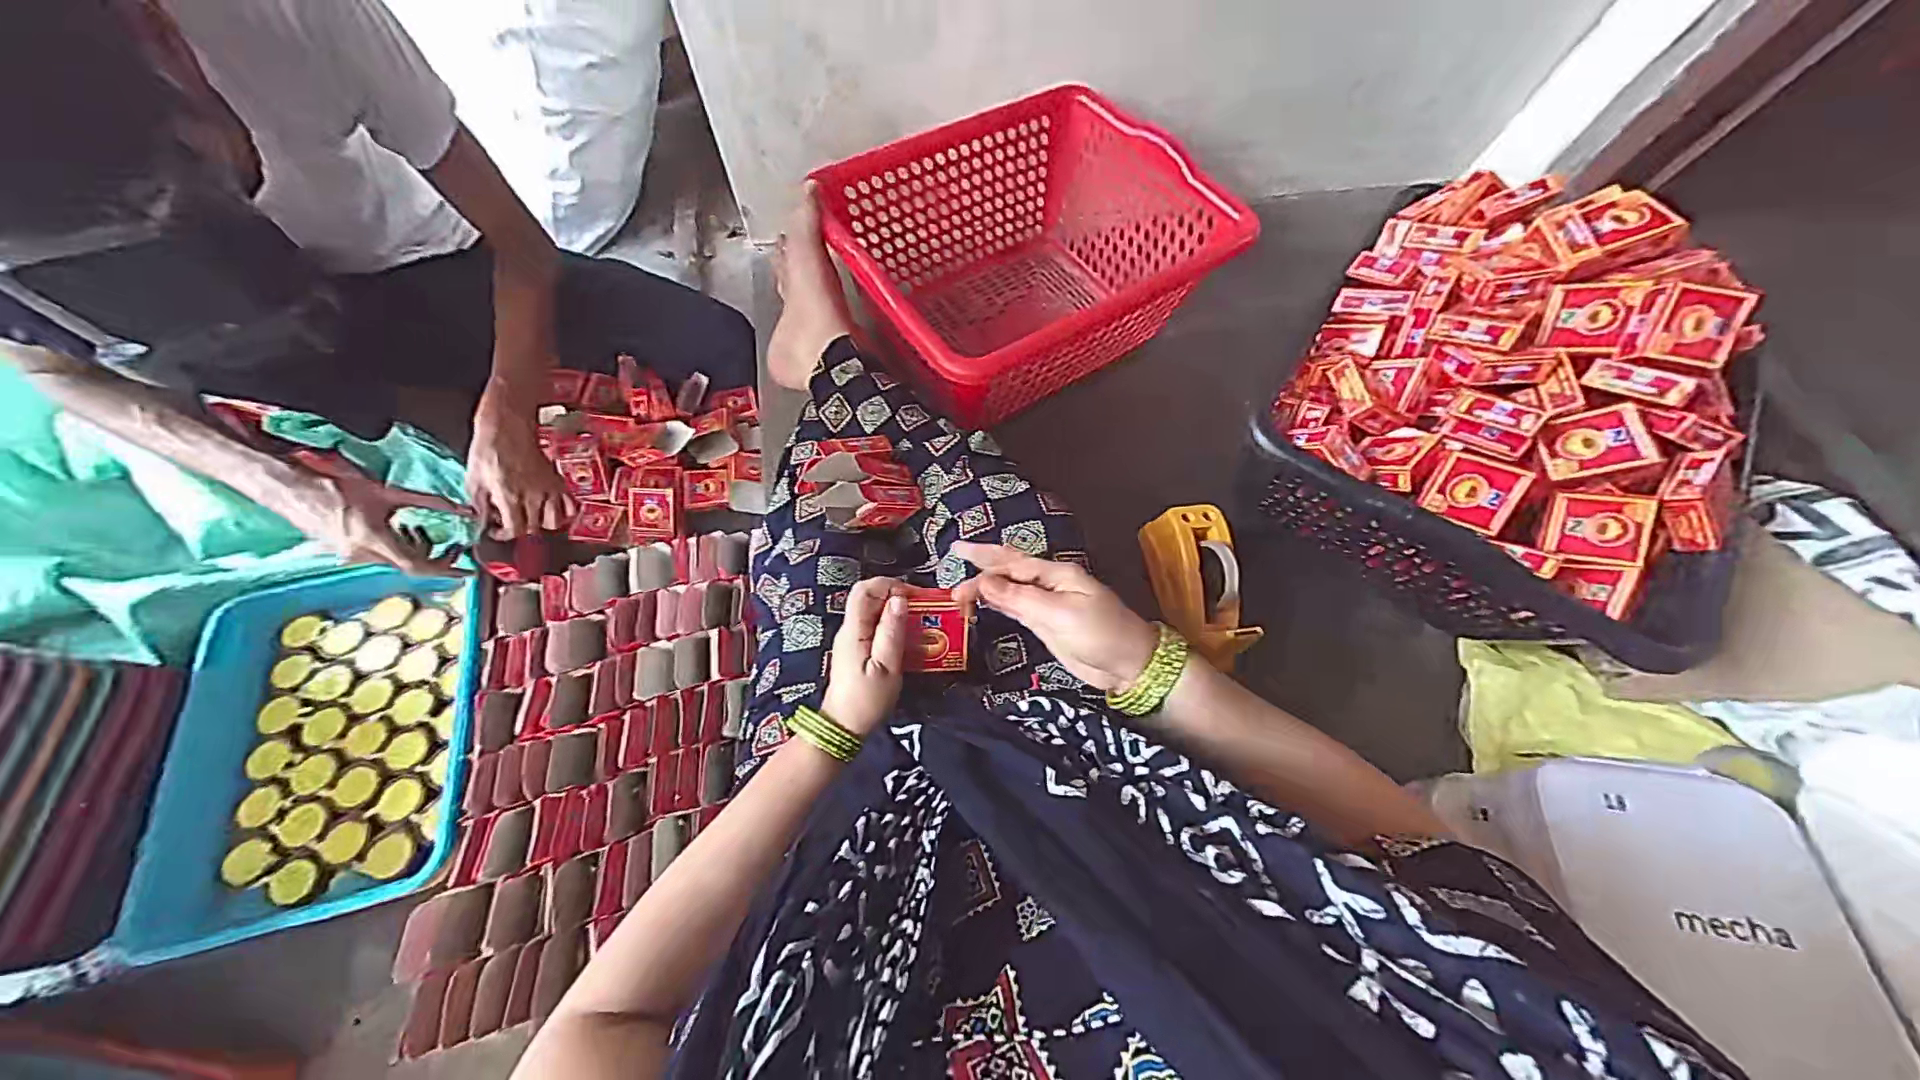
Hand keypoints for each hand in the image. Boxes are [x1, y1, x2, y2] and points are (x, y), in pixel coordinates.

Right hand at [279, 471, 469, 575]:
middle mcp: (360, 553)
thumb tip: (466, 510)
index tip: (467, 571)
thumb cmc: (333, 484)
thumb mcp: (389, 492)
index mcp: (372, 540)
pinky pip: (381, 557)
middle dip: (436, 558)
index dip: (446, 570)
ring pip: (396, 562)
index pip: (417, 567)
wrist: (285, 485)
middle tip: (453, 546)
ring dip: (416, 550)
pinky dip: (398, 547)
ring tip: (419, 529)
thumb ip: (432, 502)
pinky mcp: (344, 551)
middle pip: (410, 566)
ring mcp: (350, 555)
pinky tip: (400, 529)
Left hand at [468, 381, 573, 538]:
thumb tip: (482, 522)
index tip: (496, 531)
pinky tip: (550, 510)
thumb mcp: (473, 479)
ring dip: (542, 524)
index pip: (515, 530)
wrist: (507, 427)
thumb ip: (479, 504)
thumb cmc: (488, 449)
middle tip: (509, 520)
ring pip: (554, 522)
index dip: (504, 535)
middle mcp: (533, 495)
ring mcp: (549, 489)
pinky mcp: (558, 483)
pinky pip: (569, 507)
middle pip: (534, 528)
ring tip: (531, 517)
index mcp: (509, 495)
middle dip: (519, 529)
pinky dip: (563, 513)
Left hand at [819, 577, 913, 735]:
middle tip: (924, 608)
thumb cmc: (867, 700)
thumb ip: (892, 632)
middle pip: (870, 597)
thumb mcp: (886, 667)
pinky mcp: (857, 650)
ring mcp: (852, 639)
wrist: (844, 727)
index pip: (865, 589)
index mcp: (854, 630)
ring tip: (922, 622)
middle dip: (898, 596)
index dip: (890, 585)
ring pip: (874, 612)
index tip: (916, 596)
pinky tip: (909, 638)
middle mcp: (850, 629)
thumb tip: (899, 600)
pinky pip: (875, 627)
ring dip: (898, 612)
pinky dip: (893, 626)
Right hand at [951, 542, 1157, 692]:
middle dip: (980, 569)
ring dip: (984, 588)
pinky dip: (996, 603)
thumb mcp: (1060, 614)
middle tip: (953, 567)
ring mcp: (1046, 604)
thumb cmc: (1102, 634)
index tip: (957, 549)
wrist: (1129, 666)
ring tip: (959, 590)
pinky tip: (983, 601)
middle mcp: (1048, 584)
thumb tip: (984, 583)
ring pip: (1008, 589)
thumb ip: (1020, 599)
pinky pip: (1014, 607)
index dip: (983, 555)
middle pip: (1008, 571)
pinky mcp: (1045, 624)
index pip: (1012, 561)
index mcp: (1055, 574)